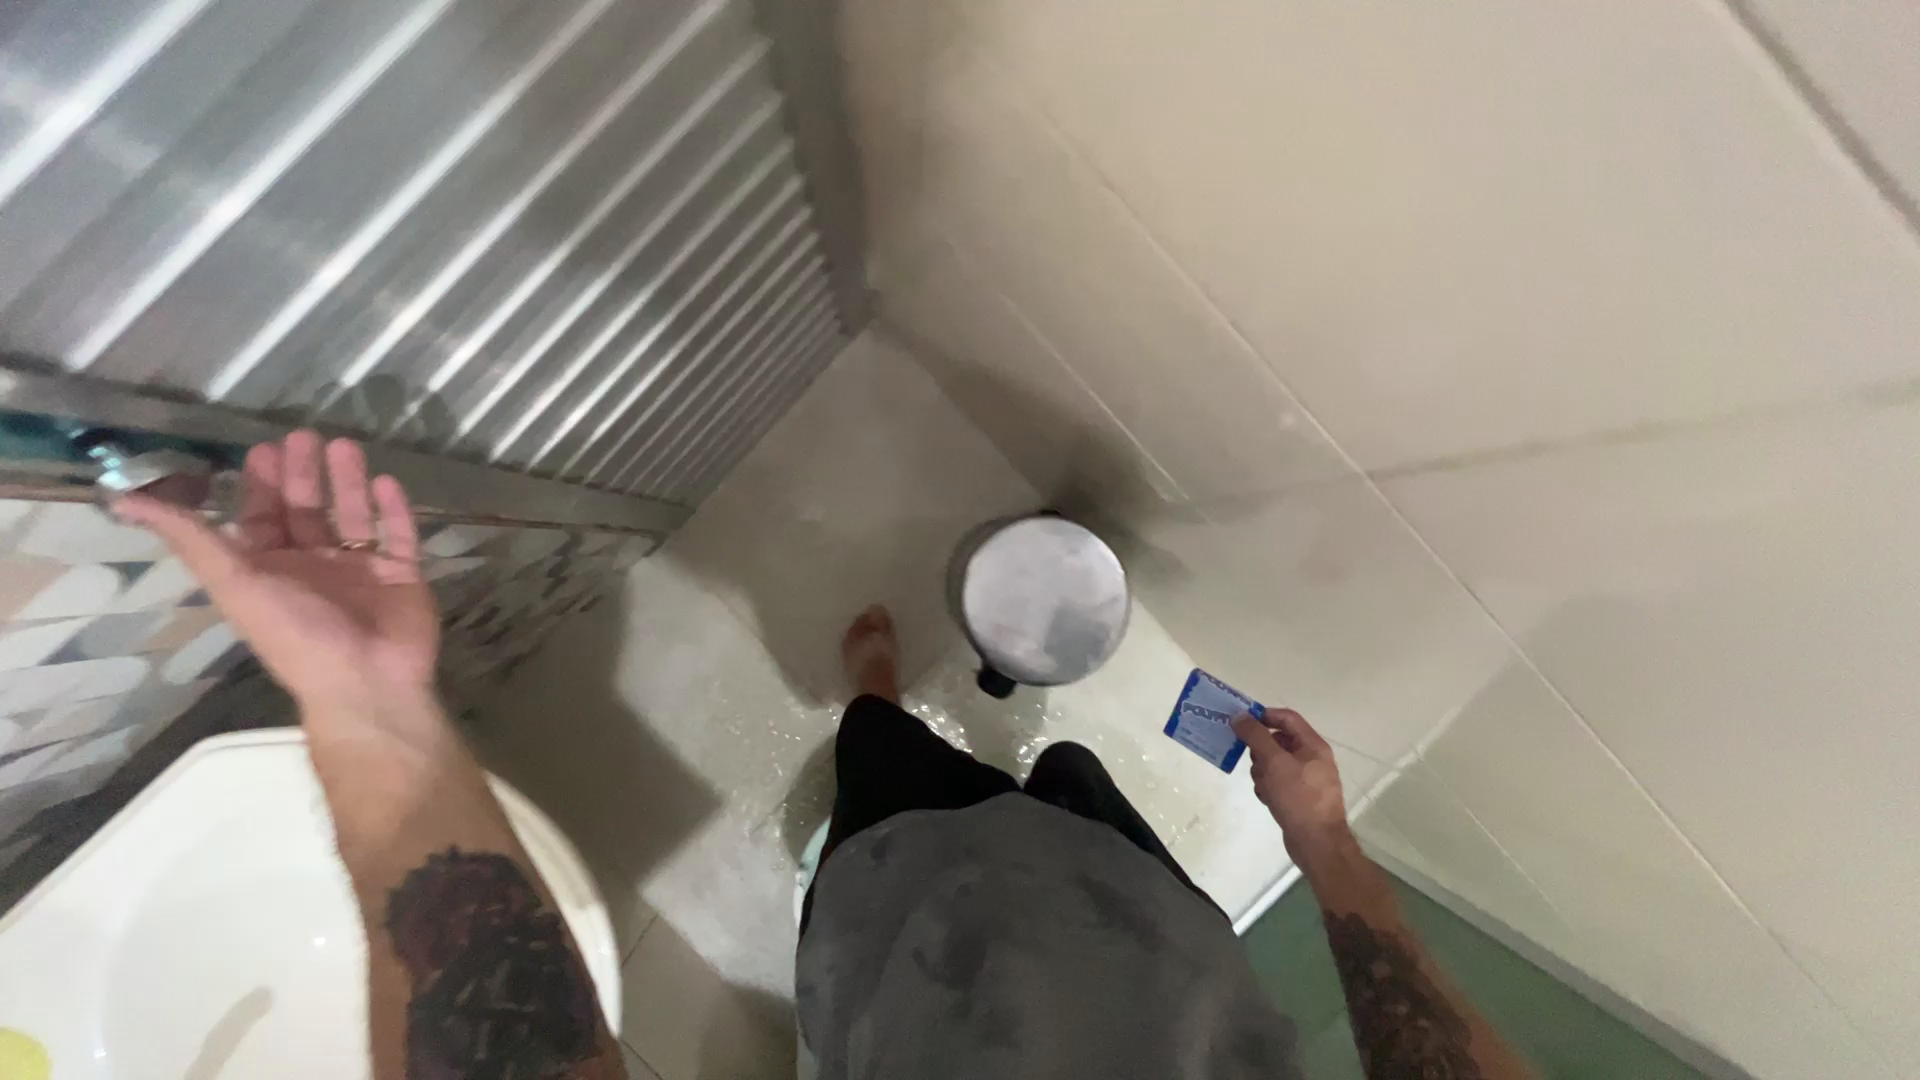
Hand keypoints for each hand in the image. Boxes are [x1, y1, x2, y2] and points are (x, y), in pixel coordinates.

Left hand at [117, 431, 438, 712]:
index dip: (262, 484)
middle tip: (306, 436)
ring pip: (355, 516)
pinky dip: (395, 511)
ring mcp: (362, 568)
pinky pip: (399, 535)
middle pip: (309, 511)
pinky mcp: (403, 573)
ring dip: (349, 483)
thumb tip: (125, 498)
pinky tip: (389, 483)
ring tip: (348, 446)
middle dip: (306, 474)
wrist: (366, 676)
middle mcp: (316, 564)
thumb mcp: (237, 584)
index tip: (266, 448)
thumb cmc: (297, 633)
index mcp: (274, 569)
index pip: (264, 518)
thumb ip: (194, 539)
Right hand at [1232, 708, 1352, 864]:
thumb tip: (1239, 716)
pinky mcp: (1298, 796)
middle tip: (1254, 763)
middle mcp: (1311, 758)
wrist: (1317, 843)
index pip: (1286, 717)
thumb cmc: (1298, 798)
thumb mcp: (1274, 762)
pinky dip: (1268, 786)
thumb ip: (1255, 736)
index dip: (1263, 716)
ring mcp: (1306, 778)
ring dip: (1262, 771)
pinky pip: (1276, 781)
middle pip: (1277, 740)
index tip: (1241, 724)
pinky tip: (1268, 798)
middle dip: (1260, 751)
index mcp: (1312, 745)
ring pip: (1273, 762)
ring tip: (1264, 786)